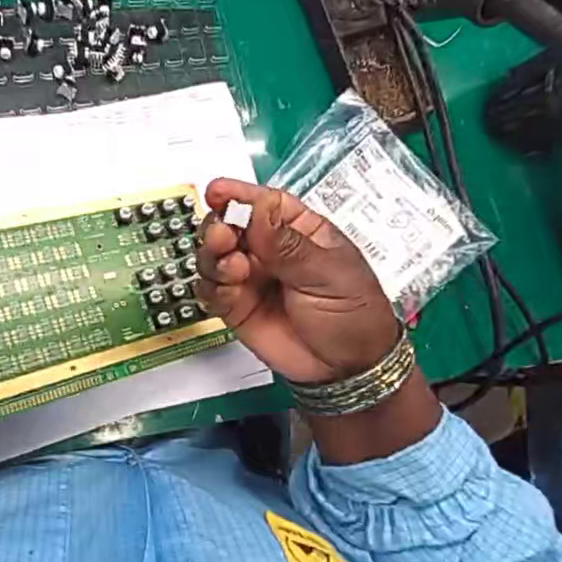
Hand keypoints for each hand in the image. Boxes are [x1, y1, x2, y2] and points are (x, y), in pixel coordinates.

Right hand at [197, 180, 440, 461]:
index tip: (217, 192)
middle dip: (218, 228)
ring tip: (232, 269)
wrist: (346, 370)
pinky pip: (209, 289)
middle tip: (222, 238)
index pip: (262, 204)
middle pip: (228, 225)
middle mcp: (266, 249)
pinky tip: (227, 290)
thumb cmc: (353, 314)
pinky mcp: (233, 305)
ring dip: (212, 257)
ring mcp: (248, 277)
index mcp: (296, 230)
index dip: (238, 196)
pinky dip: (210, 287)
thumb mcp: (328, 273)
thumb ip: (287, 244)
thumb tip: (256, 209)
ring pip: (212, 256)